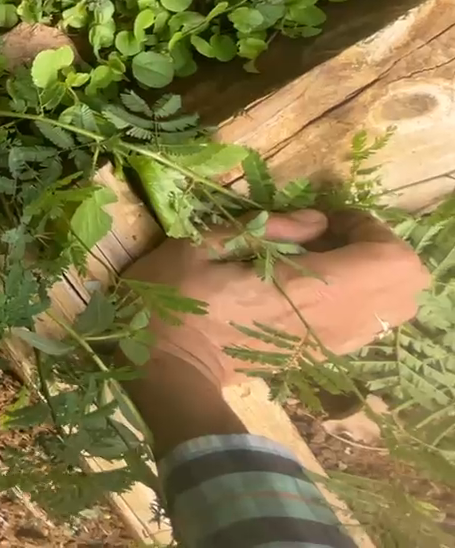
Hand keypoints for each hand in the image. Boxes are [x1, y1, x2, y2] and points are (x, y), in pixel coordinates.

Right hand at [121, 208, 428, 453]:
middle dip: (377, 249)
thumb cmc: (171, 295)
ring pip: (398, 304)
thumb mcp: (197, 246)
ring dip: (372, 274)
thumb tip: (313, 220)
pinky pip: (372, 322)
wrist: (167, 357)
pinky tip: (312, 288)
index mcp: (307, 287)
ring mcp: (337, 340)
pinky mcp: (327, 351)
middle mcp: (338, 317)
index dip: (372, 229)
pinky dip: (360, 297)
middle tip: (327, 235)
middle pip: (407, 282)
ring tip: (321, 260)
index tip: (330, 217)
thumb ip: (259, 229)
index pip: (390, 258)